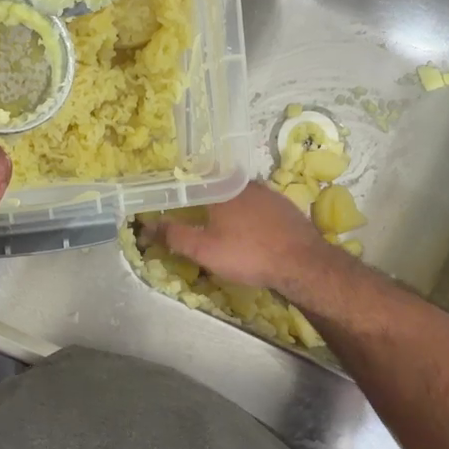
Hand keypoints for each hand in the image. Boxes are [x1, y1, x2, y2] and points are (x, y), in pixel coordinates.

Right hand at [147, 183, 343, 296]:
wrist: (302, 263)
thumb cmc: (248, 254)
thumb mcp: (204, 250)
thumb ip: (174, 236)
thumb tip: (147, 225)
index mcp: (222, 190)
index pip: (194, 185)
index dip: (183, 196)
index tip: (176, 208)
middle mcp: (245, 185)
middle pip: (218, 190)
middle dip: (207, 203)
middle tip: (199, 222)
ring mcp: (269, 194)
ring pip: (241, 198)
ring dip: (230, 211)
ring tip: (224, 229)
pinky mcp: (286, 207)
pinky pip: (260, 208)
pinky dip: (251, 218)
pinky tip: (252, 234)